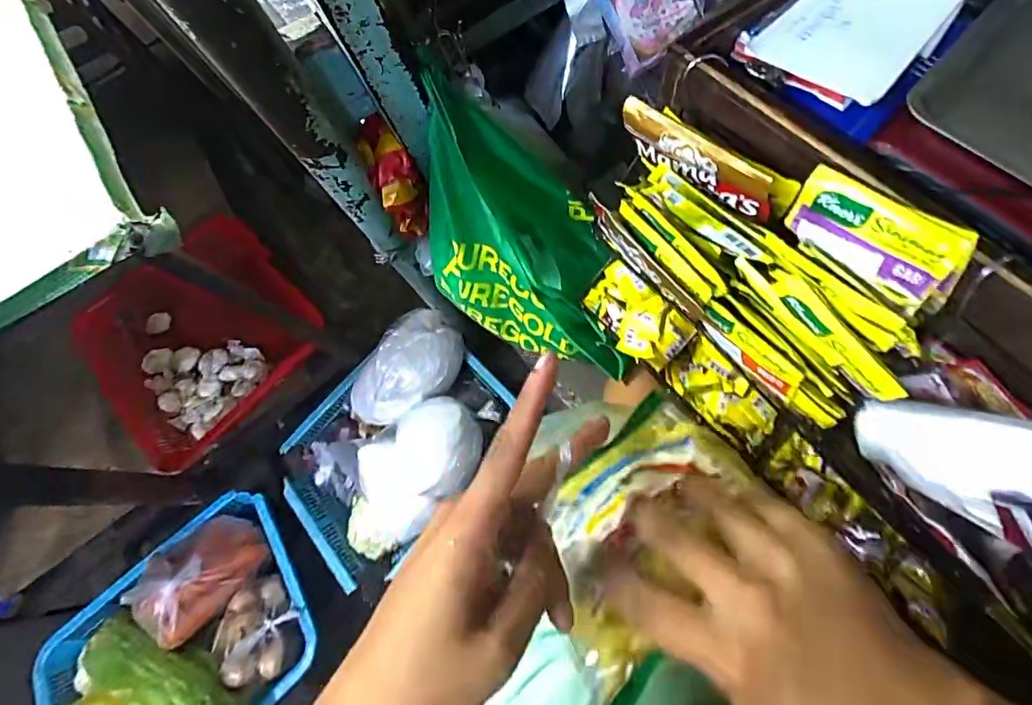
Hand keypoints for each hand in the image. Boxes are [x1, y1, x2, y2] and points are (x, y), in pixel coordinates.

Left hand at [320, 354, 608, 704]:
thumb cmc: (426, 684)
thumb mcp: (497, 645)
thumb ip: (534, 587)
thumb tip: (548, 549)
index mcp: (469, 530)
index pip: (509, 450)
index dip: (532, 402)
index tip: (549, 360)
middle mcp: (461, 520)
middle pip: (528, 492)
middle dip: (565, 497)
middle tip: (605, 466)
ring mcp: (452, 540)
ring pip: (519, 528)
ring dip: (544, 564)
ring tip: (562, 619)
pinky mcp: (448, 561)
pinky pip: (499, 547)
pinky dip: (523, 573)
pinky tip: (541, 614)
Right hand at [601, 479, 998, 704]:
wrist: (897, 699)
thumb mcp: (747, 702)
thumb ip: (707, 664)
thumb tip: (675, 628)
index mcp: (725, 650)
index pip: (650, 608)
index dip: (616, 582)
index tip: (598, 561)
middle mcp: (745, 594)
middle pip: (681, 543)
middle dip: (649, 521)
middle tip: (630, 503)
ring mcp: (782, 558)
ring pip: (724, 511)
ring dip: (694, 494)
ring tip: (672, 480)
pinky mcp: (814, 538)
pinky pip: (769, 503)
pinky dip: (743, 491)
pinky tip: (728, 481)